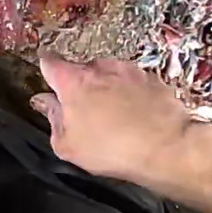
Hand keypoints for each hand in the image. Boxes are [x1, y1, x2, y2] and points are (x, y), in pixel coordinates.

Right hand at [31, 55, 211, 191]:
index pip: (50, 63)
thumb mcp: (68, 145)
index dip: (47, 68)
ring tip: (114, 118)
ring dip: (108, 89)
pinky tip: (135, 116)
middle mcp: (100, 68)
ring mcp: (129, 70)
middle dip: (82, 86)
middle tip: (85, 113)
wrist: (166, 147)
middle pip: (82, 70)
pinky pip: (133, 83)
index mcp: (74, 82)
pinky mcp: (152, 78)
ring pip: (109, 75)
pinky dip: (131, 94)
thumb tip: (45, 102)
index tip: (48, 75)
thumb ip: (52, 118)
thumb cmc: (112, 149)